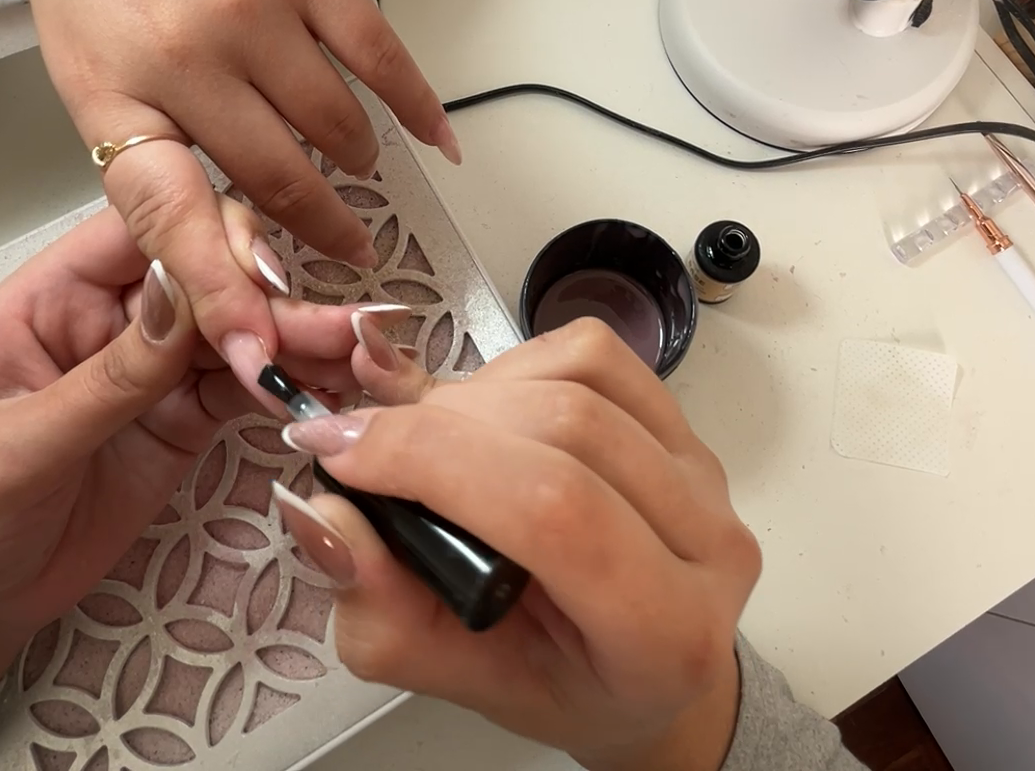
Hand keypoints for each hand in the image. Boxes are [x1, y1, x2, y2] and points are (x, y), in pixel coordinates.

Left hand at [0, 210, 369, 698]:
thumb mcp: (18, 448)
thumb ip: (111, 373)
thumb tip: (183, 287)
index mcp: (58, 296)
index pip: (146, 233)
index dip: (208, 243)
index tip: (260, 285)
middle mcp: (121, 315)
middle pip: (213, 279)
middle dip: (274, 302)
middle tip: (342, 330)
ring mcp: (162, 364)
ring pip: (244, 330)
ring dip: (300, 342)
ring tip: (358, 357)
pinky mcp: (192, 411)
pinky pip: (251, 385)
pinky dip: (291, 387)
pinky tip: (330, 390)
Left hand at [3, 0, 459, 396]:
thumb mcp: (89, 62)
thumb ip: (159, 147)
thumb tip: (241, 228)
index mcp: (111, 91)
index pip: (172, 216)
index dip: (219, 293)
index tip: (258, 353)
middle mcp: (186, 54)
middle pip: (285, 179)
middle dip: (326, 229)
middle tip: (352, 249)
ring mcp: (256, 6)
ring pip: (341, 128)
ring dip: (360, 164)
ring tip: (362, 170)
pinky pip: (386, 63)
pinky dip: (419, 111)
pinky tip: (438, 141)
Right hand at [275, 320, 761, 770]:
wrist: (651, 664)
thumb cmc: (564, 681)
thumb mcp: (463, 679)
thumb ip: (387, 612)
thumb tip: (326, 512)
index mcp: (665, 627)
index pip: (553, 508)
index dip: (434, 461)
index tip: (342, 449)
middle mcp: (708, 536)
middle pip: (567, 428)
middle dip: (442, 423)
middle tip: (371, 444)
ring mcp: (704, 468)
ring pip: (581, 375)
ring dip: (480, 391)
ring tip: (436, 435)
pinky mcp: (682, 422)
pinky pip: (595, 353)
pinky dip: (520, 363)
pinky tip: (493, 409)